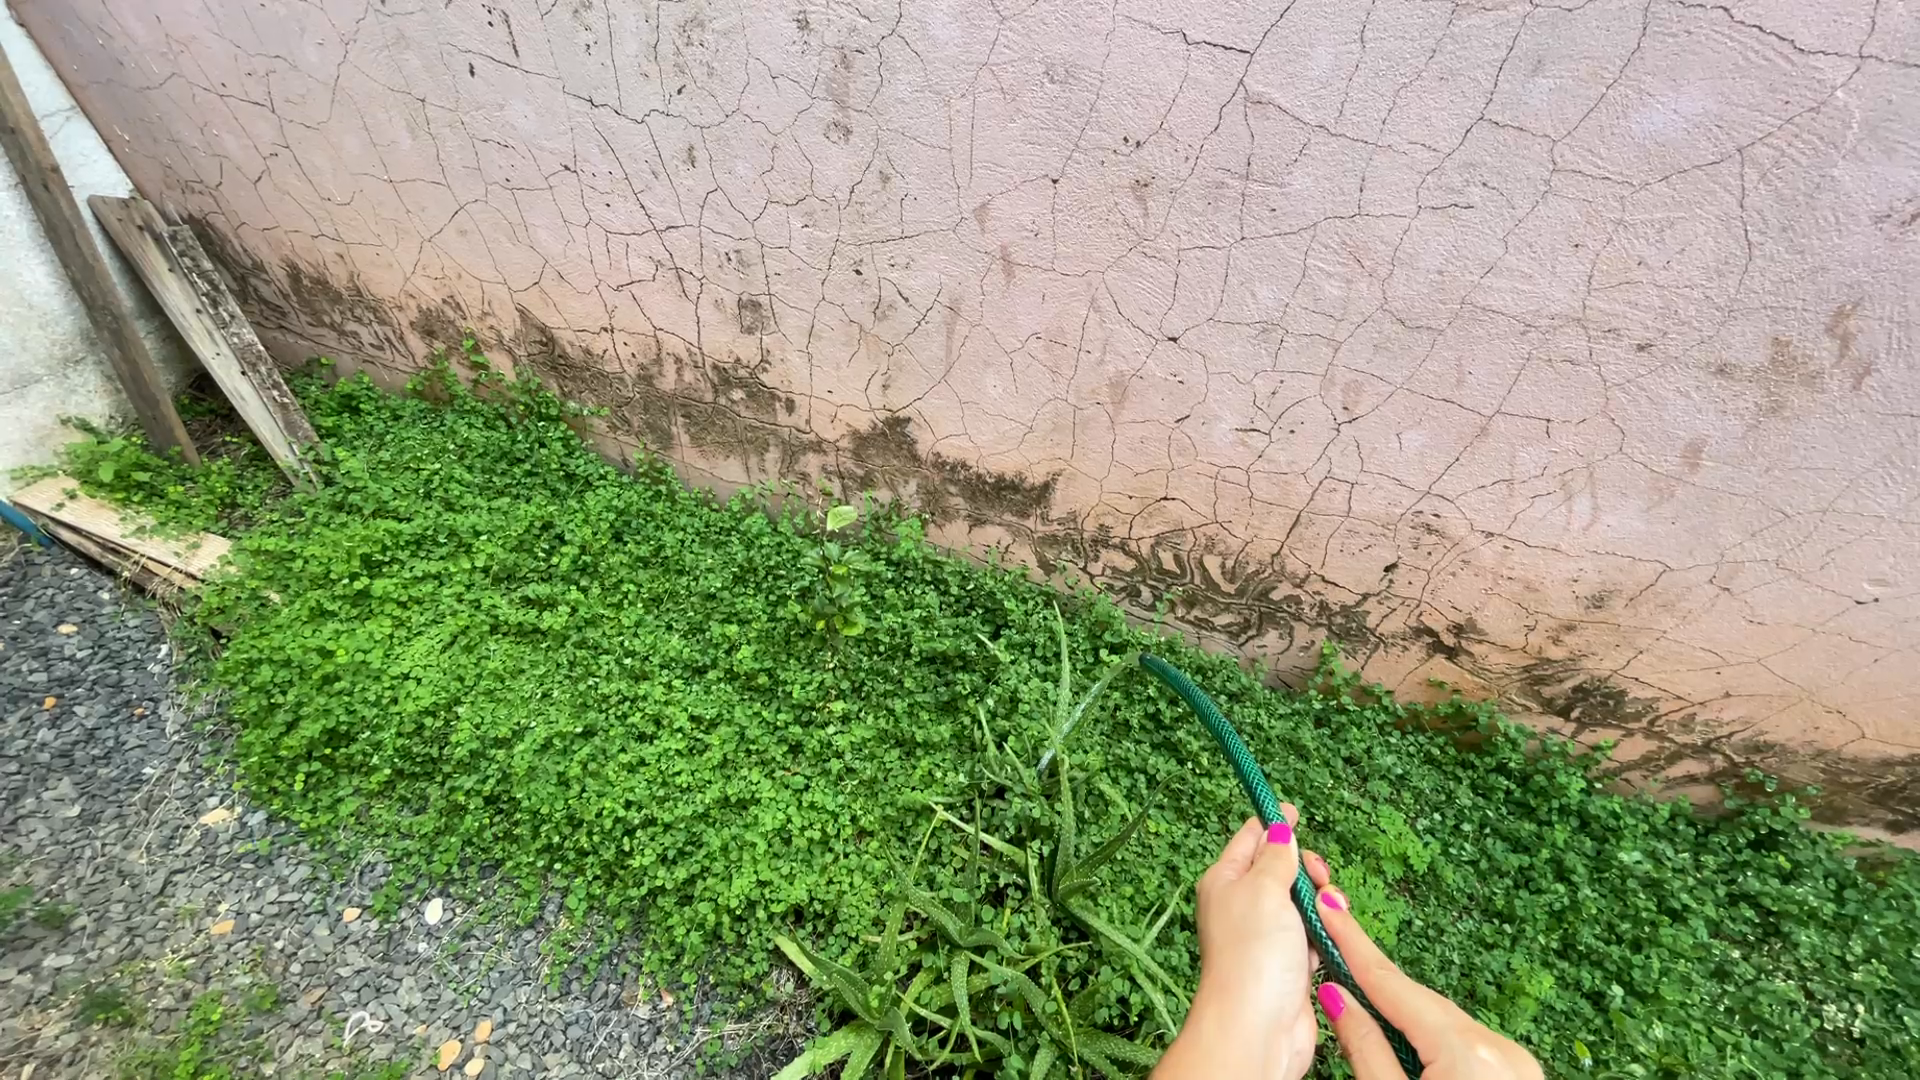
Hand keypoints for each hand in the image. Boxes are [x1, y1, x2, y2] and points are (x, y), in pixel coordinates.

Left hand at [1154, 805, 1315, 1079]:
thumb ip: (1275, 856)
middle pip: (1278, 869)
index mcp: (1225, 878)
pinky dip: (1322, 932)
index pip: (1249, 838)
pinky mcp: (1287, 963)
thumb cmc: (1255, 951)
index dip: (1273, 823)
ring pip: (1298, 902)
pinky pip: (1309, 935)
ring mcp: (1264, 934)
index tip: (1295, 811)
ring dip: (1317, 901)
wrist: (1258, 1024)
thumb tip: (1278, 828)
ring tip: (1331, 905)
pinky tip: (1330, 939)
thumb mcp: (1264, 889)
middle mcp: (1241, 903)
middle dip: (1303, 866)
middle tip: (1320, 875)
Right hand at [1303, 849, 1540, 1078]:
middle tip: (1329, 948)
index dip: (1349, 938)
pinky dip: (1431, 1038)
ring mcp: (1517, 1060)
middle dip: (1371, 982)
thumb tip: (1335, 994)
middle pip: (1414, 1000)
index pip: (1387, 981)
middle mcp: (1496, 1045)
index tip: (1324, 897)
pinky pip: (1463, 1042)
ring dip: (1401, 1017)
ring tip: (1363, 1015)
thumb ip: (1365, 1048)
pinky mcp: (1522, 1075)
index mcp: (1463, 1050)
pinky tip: (1412, 1053)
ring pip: (1439, 1022)